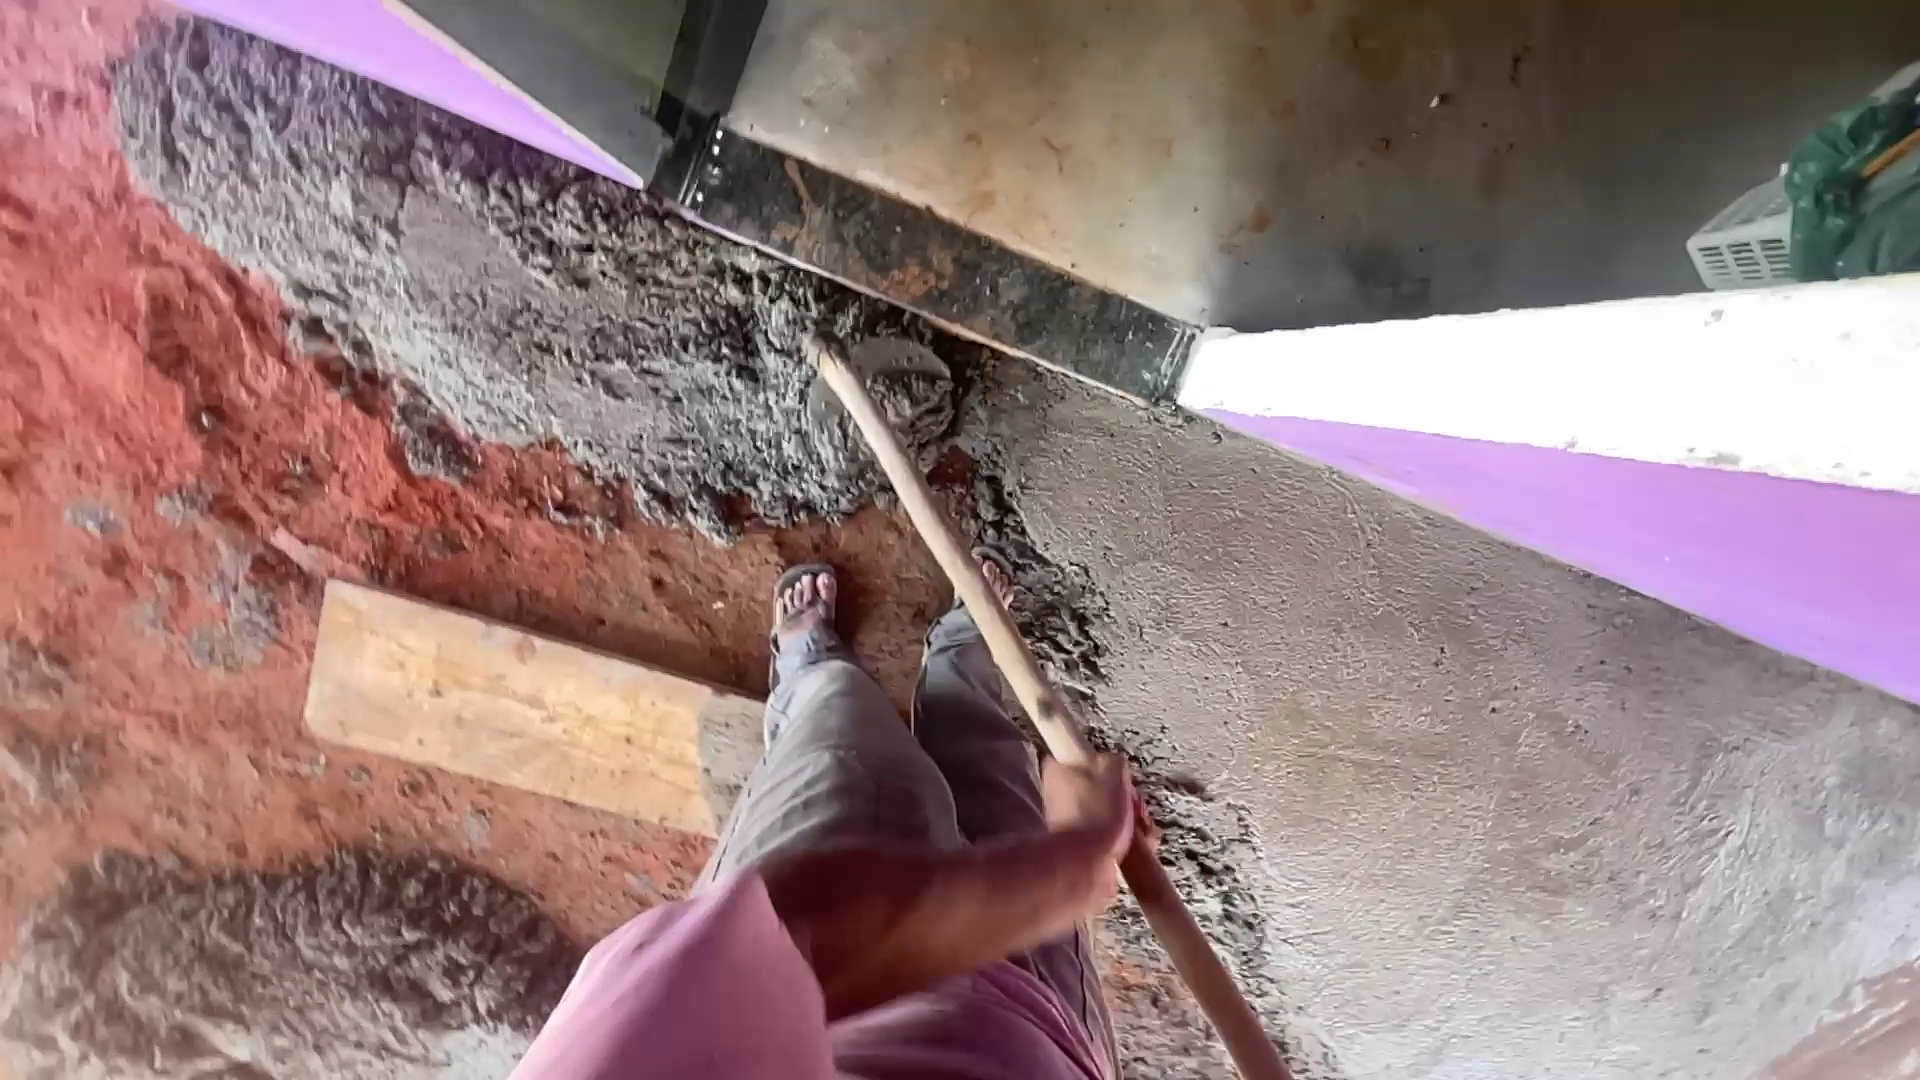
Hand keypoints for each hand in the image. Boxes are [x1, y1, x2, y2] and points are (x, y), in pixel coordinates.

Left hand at [1041, 754, 1156, 913]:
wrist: (1088, 866)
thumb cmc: (1096, 814)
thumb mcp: (1113, 769)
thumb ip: (1114, 760)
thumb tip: (1114, 764)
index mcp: (1057, 771)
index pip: (1084, 759)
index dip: (1108, 769)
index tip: (1120, 778)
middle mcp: (1058, 795)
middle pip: (1102, 789)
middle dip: (1127, 799)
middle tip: (1136, 807)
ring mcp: (1070, 823)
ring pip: (1110, 814)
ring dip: (1133, 821)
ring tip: (1142, 830)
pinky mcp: (1084, 847)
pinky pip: (1111, 837)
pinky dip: (1129, 841)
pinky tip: (1142, 845)